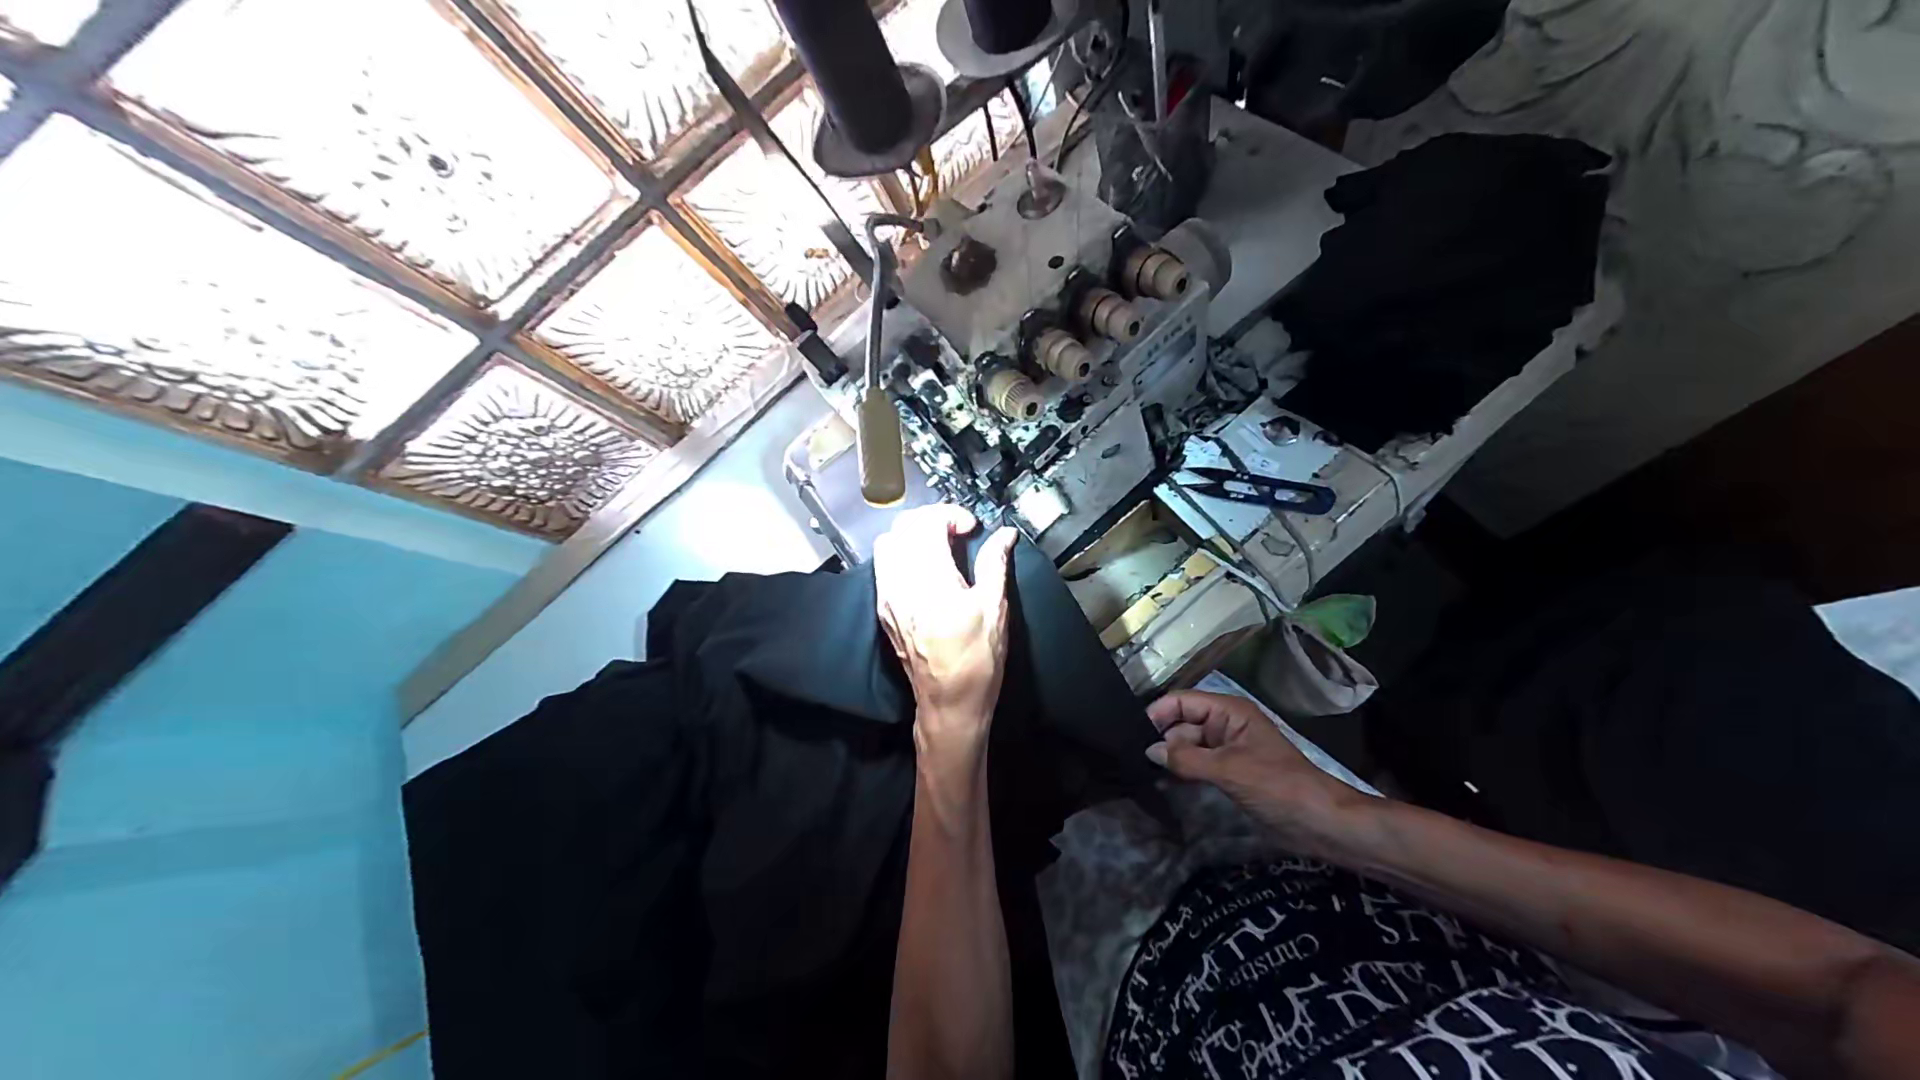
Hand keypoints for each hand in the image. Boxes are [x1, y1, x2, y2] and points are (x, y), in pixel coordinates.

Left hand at [874, 505, 1018, 760]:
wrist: (949, 703)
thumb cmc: (976, 661)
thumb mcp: (994, 609)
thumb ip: (995, 564)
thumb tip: (1004, 535)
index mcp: (930, 580)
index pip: (926, 522)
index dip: (950, 514)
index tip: (970, 527)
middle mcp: (901, 584)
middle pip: (903, 526)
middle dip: (931, 519)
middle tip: (957, 531)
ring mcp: (887, 597)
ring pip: (887, 543)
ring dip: (912, 535)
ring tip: (939, 547)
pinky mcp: (884, 610)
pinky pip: (882, 566)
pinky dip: (900, 555)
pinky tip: (923, 568)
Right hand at [1146, 690, 1368, 855]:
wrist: (1320, 823)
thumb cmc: (1278, 786)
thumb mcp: (1229, 770)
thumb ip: (1187, 759)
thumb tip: (1150, 751)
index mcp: (1229, 712)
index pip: (1182, 701)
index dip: (1159, 714)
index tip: (1134, 734)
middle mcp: (1225, 725)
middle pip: (1182, 723)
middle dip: (1162, 739)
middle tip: (1137, 761)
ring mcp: (1226, 750)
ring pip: (1187, 746)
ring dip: (1170, 758)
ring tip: (1145, 773)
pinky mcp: (1228, 773)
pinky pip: (1196, 765)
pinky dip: (1181, 772)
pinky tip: (1163, 783)